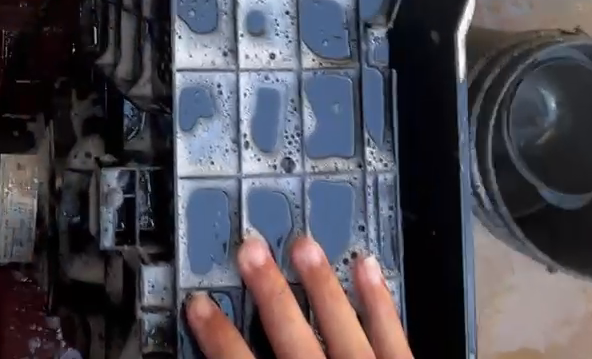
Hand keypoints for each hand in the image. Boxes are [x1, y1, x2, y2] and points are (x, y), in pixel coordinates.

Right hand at [186, 234, 412, 358]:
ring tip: (303, 244)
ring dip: (322, 286)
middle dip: (270, 291)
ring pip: (344, 330)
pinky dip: (380, 302)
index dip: (218, 336)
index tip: (197, 303)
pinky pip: (394, 339)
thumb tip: (216, 356)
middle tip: (250, 248)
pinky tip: (366, 265)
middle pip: (292, 338)